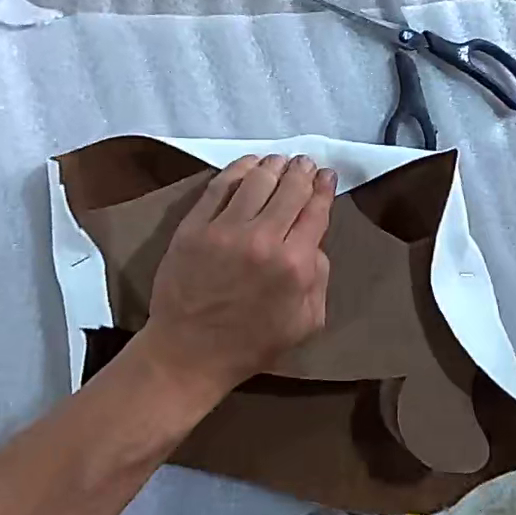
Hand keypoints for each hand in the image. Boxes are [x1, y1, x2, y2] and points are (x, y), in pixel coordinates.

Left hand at [138, 154, 336, 397]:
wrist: (188, 353)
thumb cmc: (252, 343)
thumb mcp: (307, 322)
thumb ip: (320, 278)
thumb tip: (315, 242)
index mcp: (295, 265)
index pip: (316, 211)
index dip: (324, 188)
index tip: (327, 175)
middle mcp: (263, 240)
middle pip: (290, 189)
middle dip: (303, 170)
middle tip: (305, 163)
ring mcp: (224, 231)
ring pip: (257, 180)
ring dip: (274, 164)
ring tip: (280, 160)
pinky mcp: (194, 228)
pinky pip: (220, 186)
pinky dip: (239, 169)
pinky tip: (249, 163)